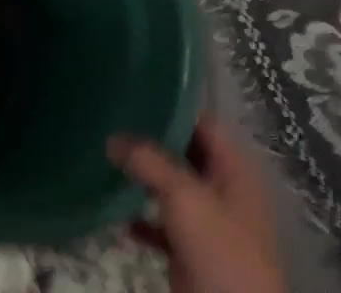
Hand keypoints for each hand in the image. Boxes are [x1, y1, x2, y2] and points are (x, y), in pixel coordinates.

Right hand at [107, 121, 285, 292]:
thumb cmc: (220, 248)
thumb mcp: (184, 196)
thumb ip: (149, 162)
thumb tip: (111, 137)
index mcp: (235, 173)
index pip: (206, 124)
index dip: (175, 107)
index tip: (136, 91)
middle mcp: (223, 192)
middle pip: (186, 153)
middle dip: (151, 139)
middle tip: (112, 117)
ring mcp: (207, 222)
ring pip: (170, 187)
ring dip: (142, 176)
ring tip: (105, 154)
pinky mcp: (189, 249)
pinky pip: (159, 223)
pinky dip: (138, 215)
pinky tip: (114, 209)